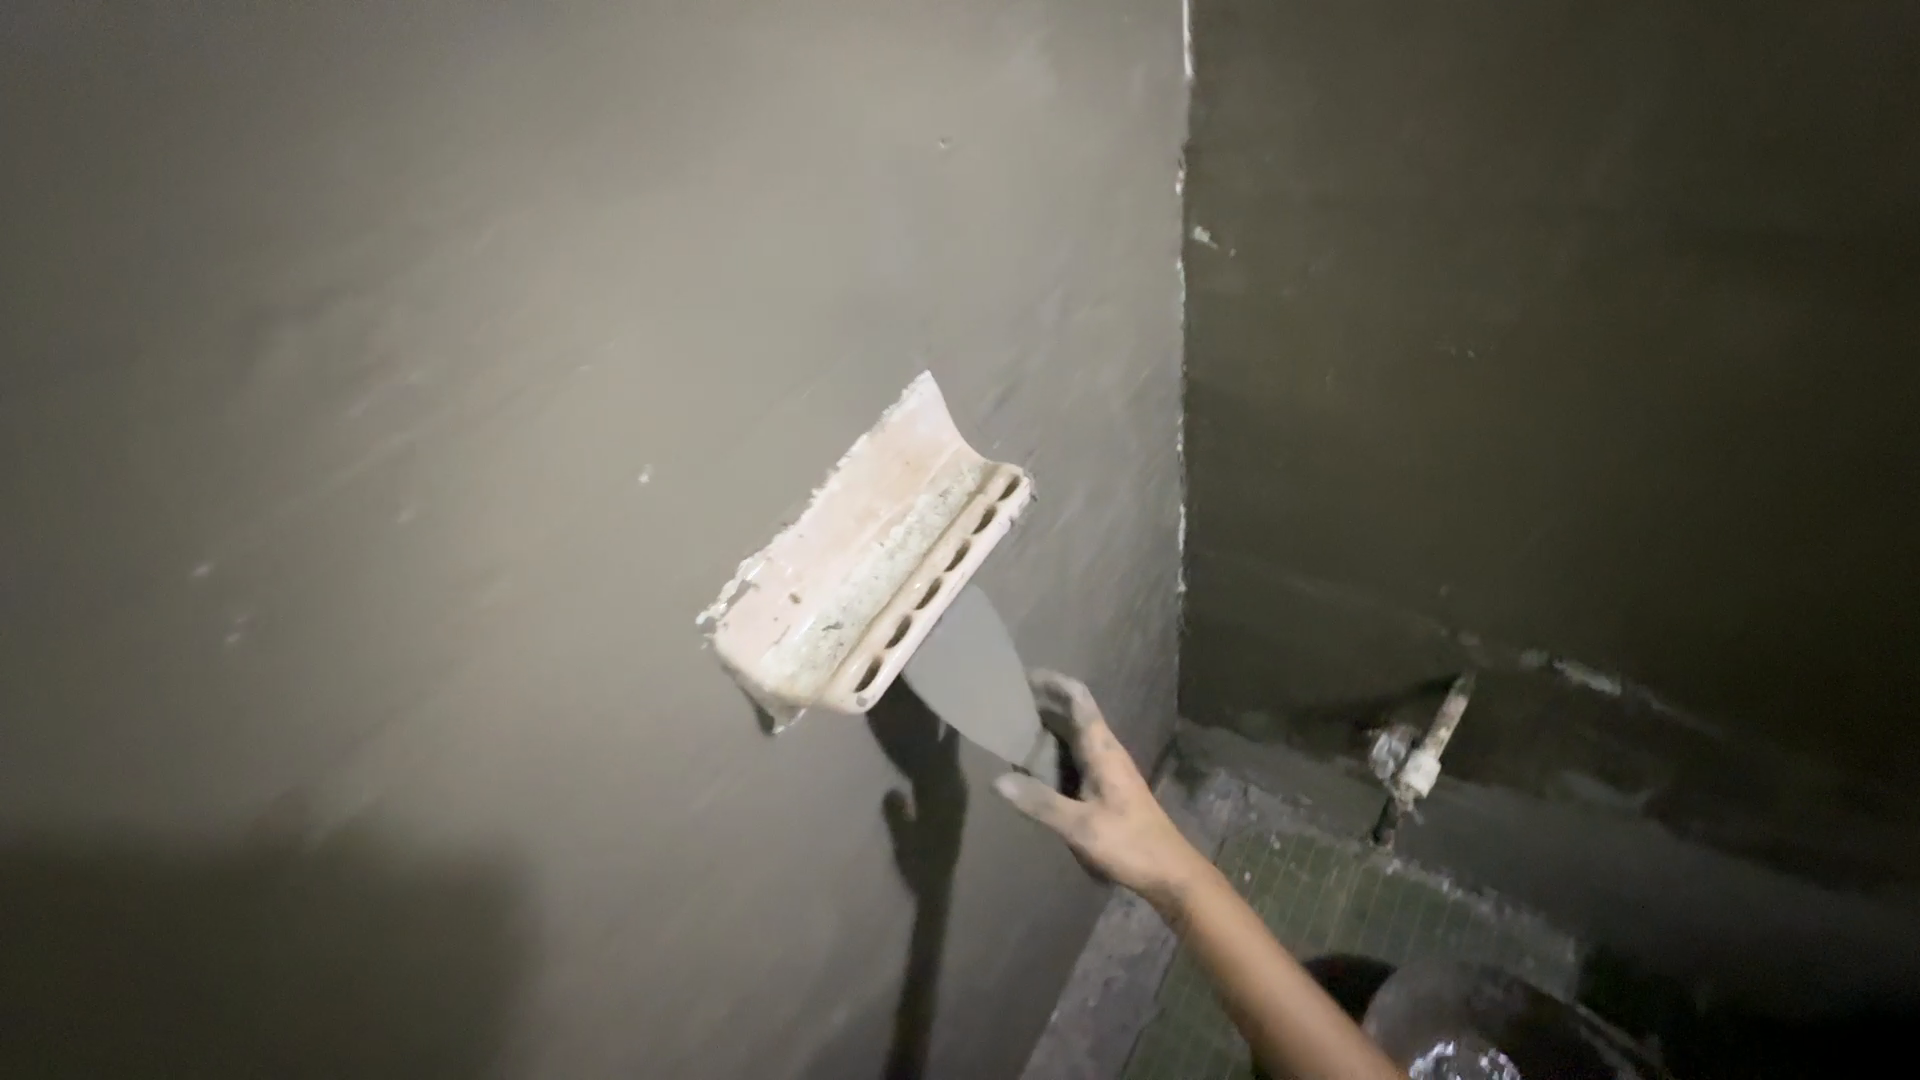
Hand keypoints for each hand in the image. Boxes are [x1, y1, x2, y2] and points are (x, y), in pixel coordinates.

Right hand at [994, 671, 1211, 911]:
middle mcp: (1105, 750)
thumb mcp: (1080, 827)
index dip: (1052, 682)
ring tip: (1009, 729)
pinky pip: (1073, 756)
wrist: (1171, 873)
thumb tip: (997, 780)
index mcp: (1102, 749)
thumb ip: (1040, 803)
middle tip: (1003, 703)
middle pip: (1072, 713)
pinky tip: (1031, 766)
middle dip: (1041, 703)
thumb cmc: (1130, 844)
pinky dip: (1050, 752)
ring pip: (1072, 735)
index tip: (1021, 676)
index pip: (1078, 699)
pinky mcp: (1105, 786)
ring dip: (1045, 728)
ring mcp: (1107, 768)